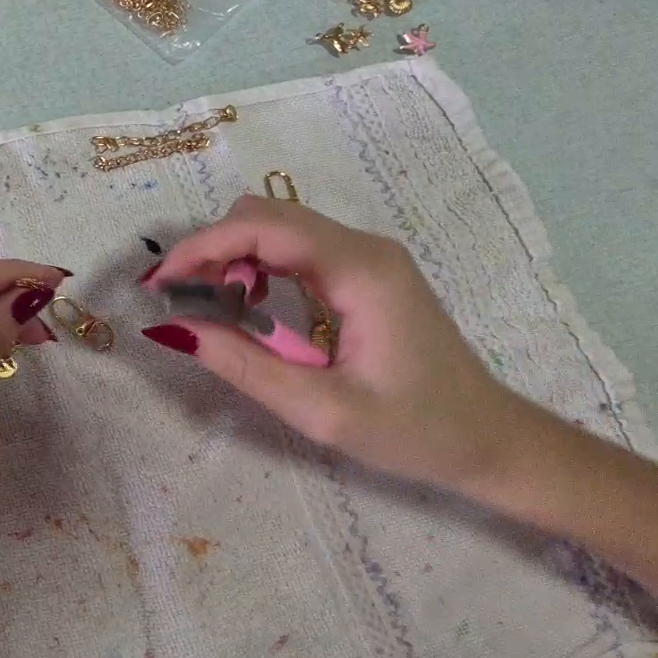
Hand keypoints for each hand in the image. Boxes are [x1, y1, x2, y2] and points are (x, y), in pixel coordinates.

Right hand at [146, 195, 542, 492]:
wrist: (496, 442)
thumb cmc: (416, 431)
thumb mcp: (321, 411)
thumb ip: (243, 365)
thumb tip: (171, 328)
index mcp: (360, 272)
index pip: (261, 228)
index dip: (201, 246)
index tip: (161, 283)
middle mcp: (363, 247)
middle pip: (263, 215)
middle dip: (210, 247)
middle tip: (182, 296)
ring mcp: (365, 254)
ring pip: (273, 223)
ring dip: (230, 253)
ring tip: (212, 302)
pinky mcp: (361, 267)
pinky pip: (290, 243)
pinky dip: (253, 261)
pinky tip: (248, 301)